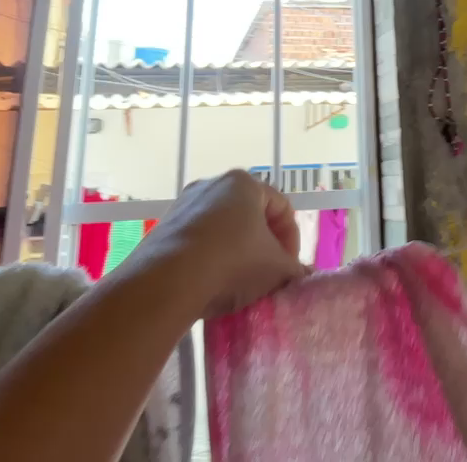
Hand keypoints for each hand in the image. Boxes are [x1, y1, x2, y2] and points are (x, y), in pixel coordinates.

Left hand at [120, 170, 307, 317]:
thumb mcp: (276, 269)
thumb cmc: (232, 262)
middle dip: (262, 245)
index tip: (289, 267)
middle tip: (267, 274)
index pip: (281, 206)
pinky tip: (209, 284)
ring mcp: (184, 204)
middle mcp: (212, 184)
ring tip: (237, 283)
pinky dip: (208, 258)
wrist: (167, 281)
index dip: (292, 239)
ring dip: (235, 252)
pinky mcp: (163, 227)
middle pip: (250, 215)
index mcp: (244, 183)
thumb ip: (294, 270)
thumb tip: (302, 275)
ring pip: (221, 229)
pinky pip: (196, 240)